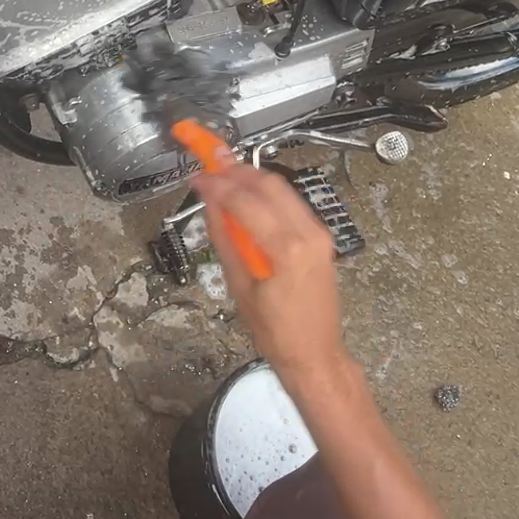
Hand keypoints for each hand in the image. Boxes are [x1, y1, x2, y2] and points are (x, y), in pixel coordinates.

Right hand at [191, 159, 354, 390]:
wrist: (316, 354)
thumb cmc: (275, 331)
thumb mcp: (239, 286)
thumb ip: (225, 238)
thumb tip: (210, 203)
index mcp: (288, 248)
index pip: (246, 201)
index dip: (217, 183)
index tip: (196, 175)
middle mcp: (309, 233)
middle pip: (268, 184)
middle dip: (236, 169)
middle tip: (208, 163)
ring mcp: (319, 233)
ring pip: (282, 189)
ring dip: (251, 178)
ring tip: (222, 176)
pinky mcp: (321, 238)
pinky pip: (290, 204)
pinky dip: (266, 194)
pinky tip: (246, 198)